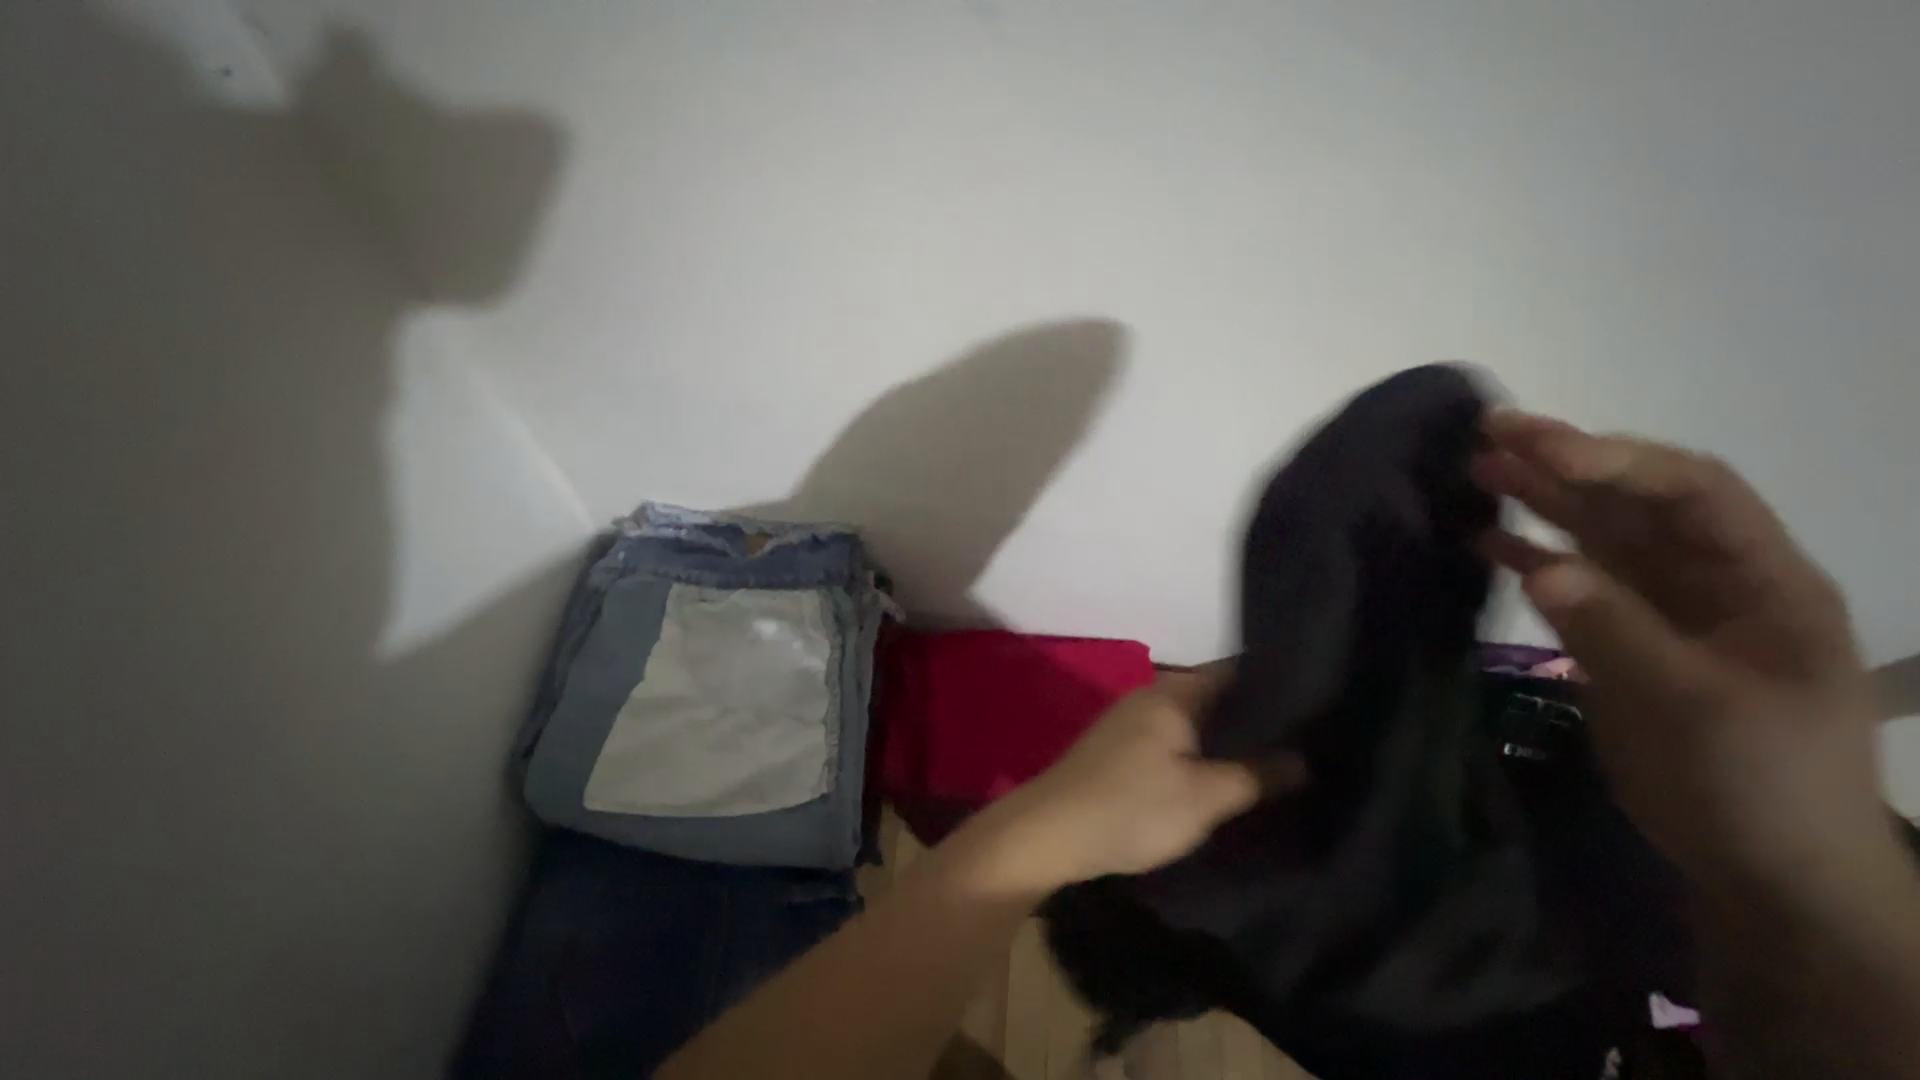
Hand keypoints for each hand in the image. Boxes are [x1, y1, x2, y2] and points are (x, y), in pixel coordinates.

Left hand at [966, 666, 1307, 894]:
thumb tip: (1305, 759)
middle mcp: (1151, 696)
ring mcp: (1131, 722)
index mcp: (1173, 693)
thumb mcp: (1205, 796)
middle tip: (1308, 740)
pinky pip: (1174, 741)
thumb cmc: (1131, 807)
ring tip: (1276, 760)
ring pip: (1194, 721)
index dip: (1278, 685)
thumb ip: (1258, 775)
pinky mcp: (1120, 751)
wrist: (1049, 834)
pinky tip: (1224, 777)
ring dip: (1228, 738)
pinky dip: (1201, 753)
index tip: (1319, 706)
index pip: (1236, 671)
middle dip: (1257, 717)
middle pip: (1215, 696)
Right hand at [1473, 411, 1892, 893]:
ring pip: (1599, 535)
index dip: (1615, 459)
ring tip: (1478, 469)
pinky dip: (1531, 558)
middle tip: (1490, 432)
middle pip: (1636, 502)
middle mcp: (1712, 579)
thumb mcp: (1694, 706)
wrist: (1767, 869)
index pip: (1691, 490)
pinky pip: (1574, 582)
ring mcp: (1665, 609)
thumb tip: (1540, 569)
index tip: (1535, 445)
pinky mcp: (1623, 640)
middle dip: (1567, 463)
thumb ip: (1617, 631)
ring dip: (1542, 501)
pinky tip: (1486, 541)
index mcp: (1763, 579)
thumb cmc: (1757, 783)